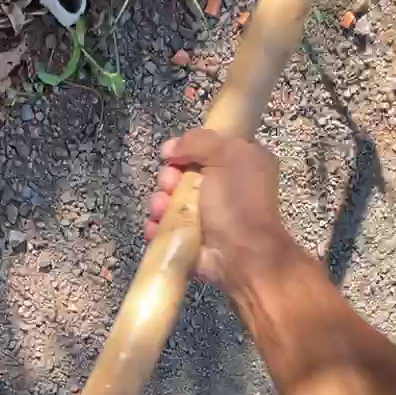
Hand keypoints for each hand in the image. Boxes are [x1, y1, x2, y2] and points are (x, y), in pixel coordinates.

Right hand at [144, 128, 297, 286]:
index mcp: (239, 164)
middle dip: (169, 178)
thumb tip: (171, 148)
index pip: (205, 149)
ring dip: (159, 203)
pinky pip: (165, 228)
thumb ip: (199, 141)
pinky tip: (155, 227)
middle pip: (181, 175)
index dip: (186, 150)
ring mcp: (205, 217)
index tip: (172, 155)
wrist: (240, 253)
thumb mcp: (227, 155)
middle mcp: (223, 189)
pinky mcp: (190, 239)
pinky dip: (157, 227)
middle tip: (171, 185)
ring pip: (169, 202)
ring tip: (162, 210)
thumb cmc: (238, 201)